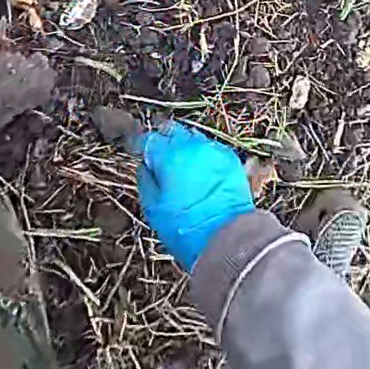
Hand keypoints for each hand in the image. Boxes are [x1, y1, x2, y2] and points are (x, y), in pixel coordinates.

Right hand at [138, 123, 254, 270]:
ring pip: (193, 137)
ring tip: (181, 166)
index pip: (149, 140)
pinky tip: (201, 171)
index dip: (141, 146)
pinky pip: (211, 148)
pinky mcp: (230, 157)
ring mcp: (213, 149)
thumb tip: (145, 166)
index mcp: (169, 156)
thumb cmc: (186, 230)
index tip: (139, 153)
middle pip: (172, 130)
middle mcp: (192, 145)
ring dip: (184, 146)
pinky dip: (203, 154)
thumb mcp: (154, 210)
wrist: (227, 238)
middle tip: (160, 157)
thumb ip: (146, 181)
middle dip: (163, 140)